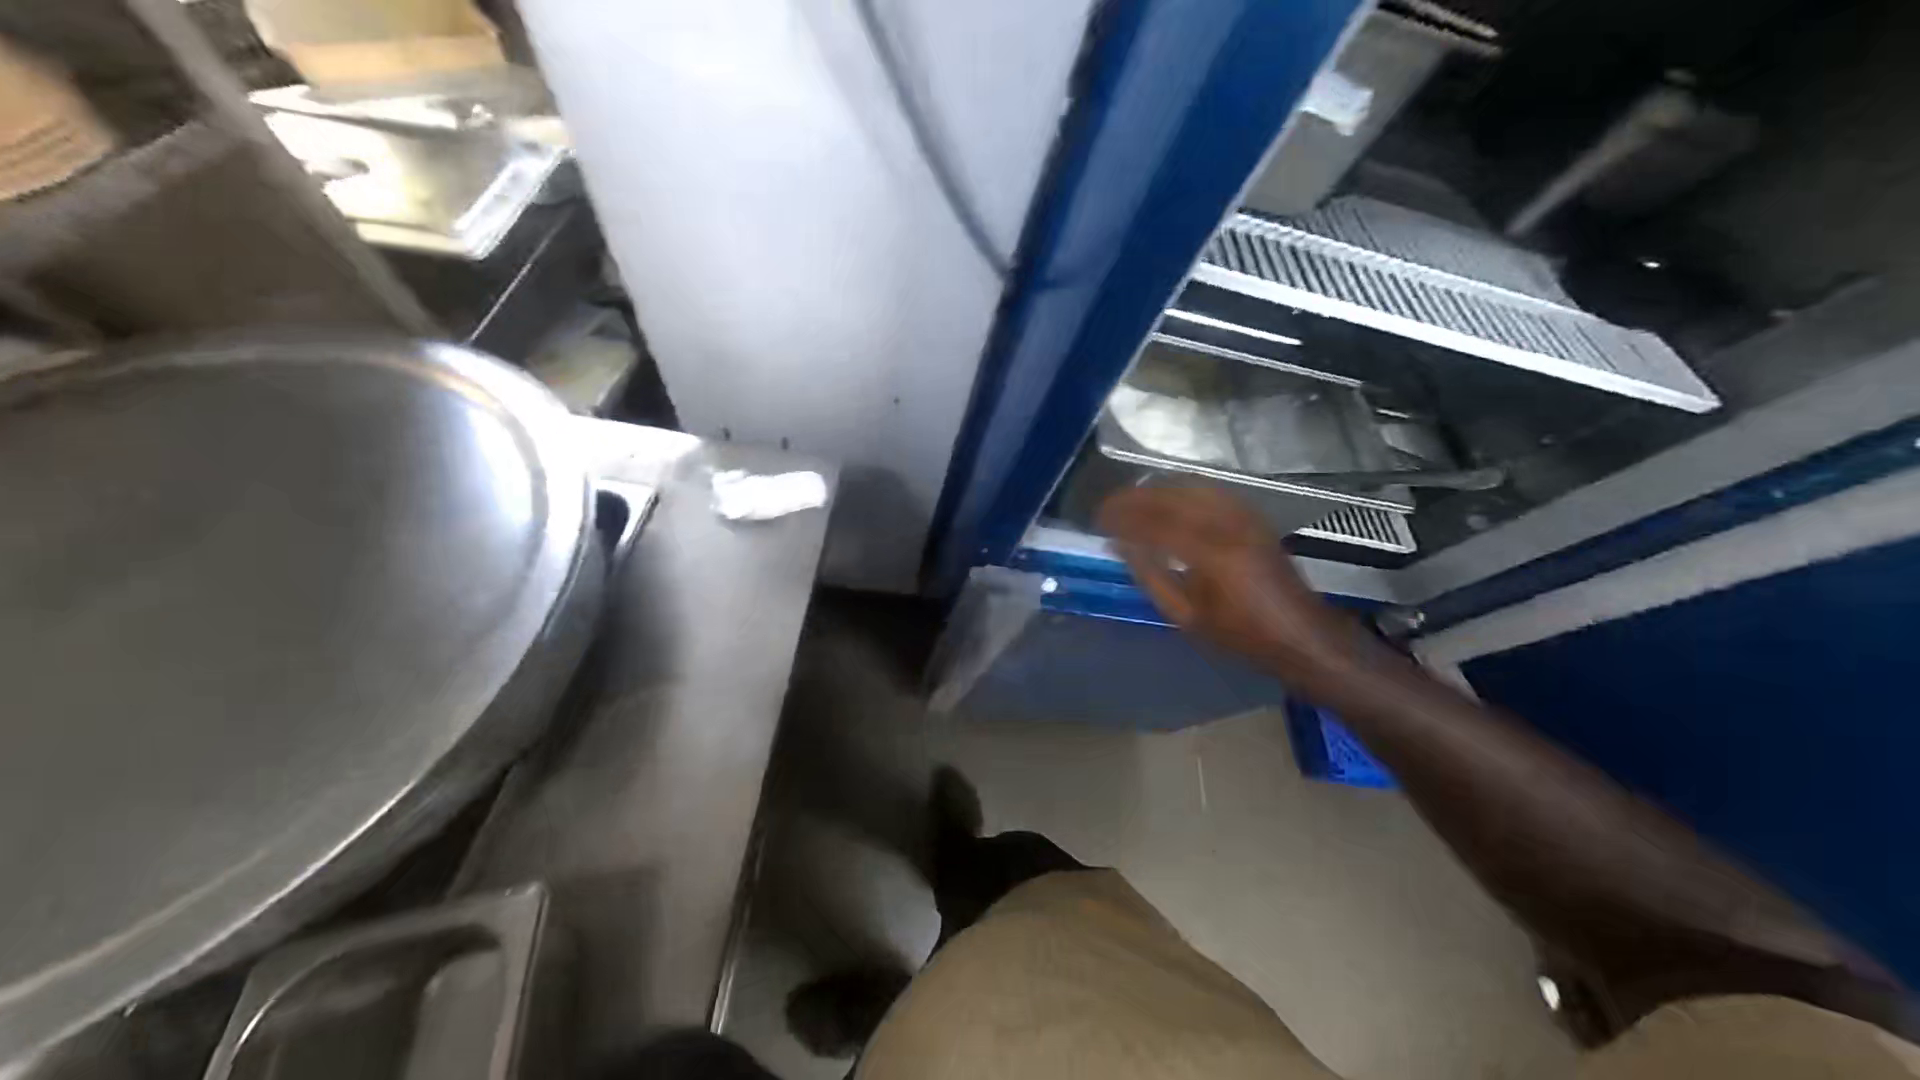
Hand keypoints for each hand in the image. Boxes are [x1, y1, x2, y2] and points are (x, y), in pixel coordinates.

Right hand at [1098, 486, 1374, 690]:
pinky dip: (1182, 489)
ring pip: (1190, 487)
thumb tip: (1117, 545)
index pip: (1152, 522)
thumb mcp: (1184, 614)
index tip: (1097, 519)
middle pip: (1169, 497)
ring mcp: (1243, 516)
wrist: (1300, 634)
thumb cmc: (1239, 634)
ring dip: (1156, 489)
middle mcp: (1226, 525)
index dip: (1120, 517)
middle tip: (1108, 507)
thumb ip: (1148, 575)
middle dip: (1134, 498)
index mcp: (1208, 554)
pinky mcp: (1253, 515)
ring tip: (1131, 500)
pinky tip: (1167, 498)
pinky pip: (1211, 490)